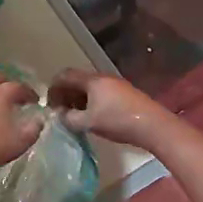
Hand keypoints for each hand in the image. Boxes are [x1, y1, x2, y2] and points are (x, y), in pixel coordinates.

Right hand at [47, 68, 176, 149]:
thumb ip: (69, 118)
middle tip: (60, 111)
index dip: (53, 87)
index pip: (65, 75)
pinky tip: (92, 116)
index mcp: (92, 80)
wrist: (153, 125)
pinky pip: (100, 92)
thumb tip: (59, 115)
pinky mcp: (124, 94)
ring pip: (89, 87)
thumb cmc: (118, 121)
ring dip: (78, 98)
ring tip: (75, 116)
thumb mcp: (88, 122)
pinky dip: (90, 101)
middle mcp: (103, 77)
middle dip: (65, 93)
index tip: (49, 103)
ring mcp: (116, 84)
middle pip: (77, 80)